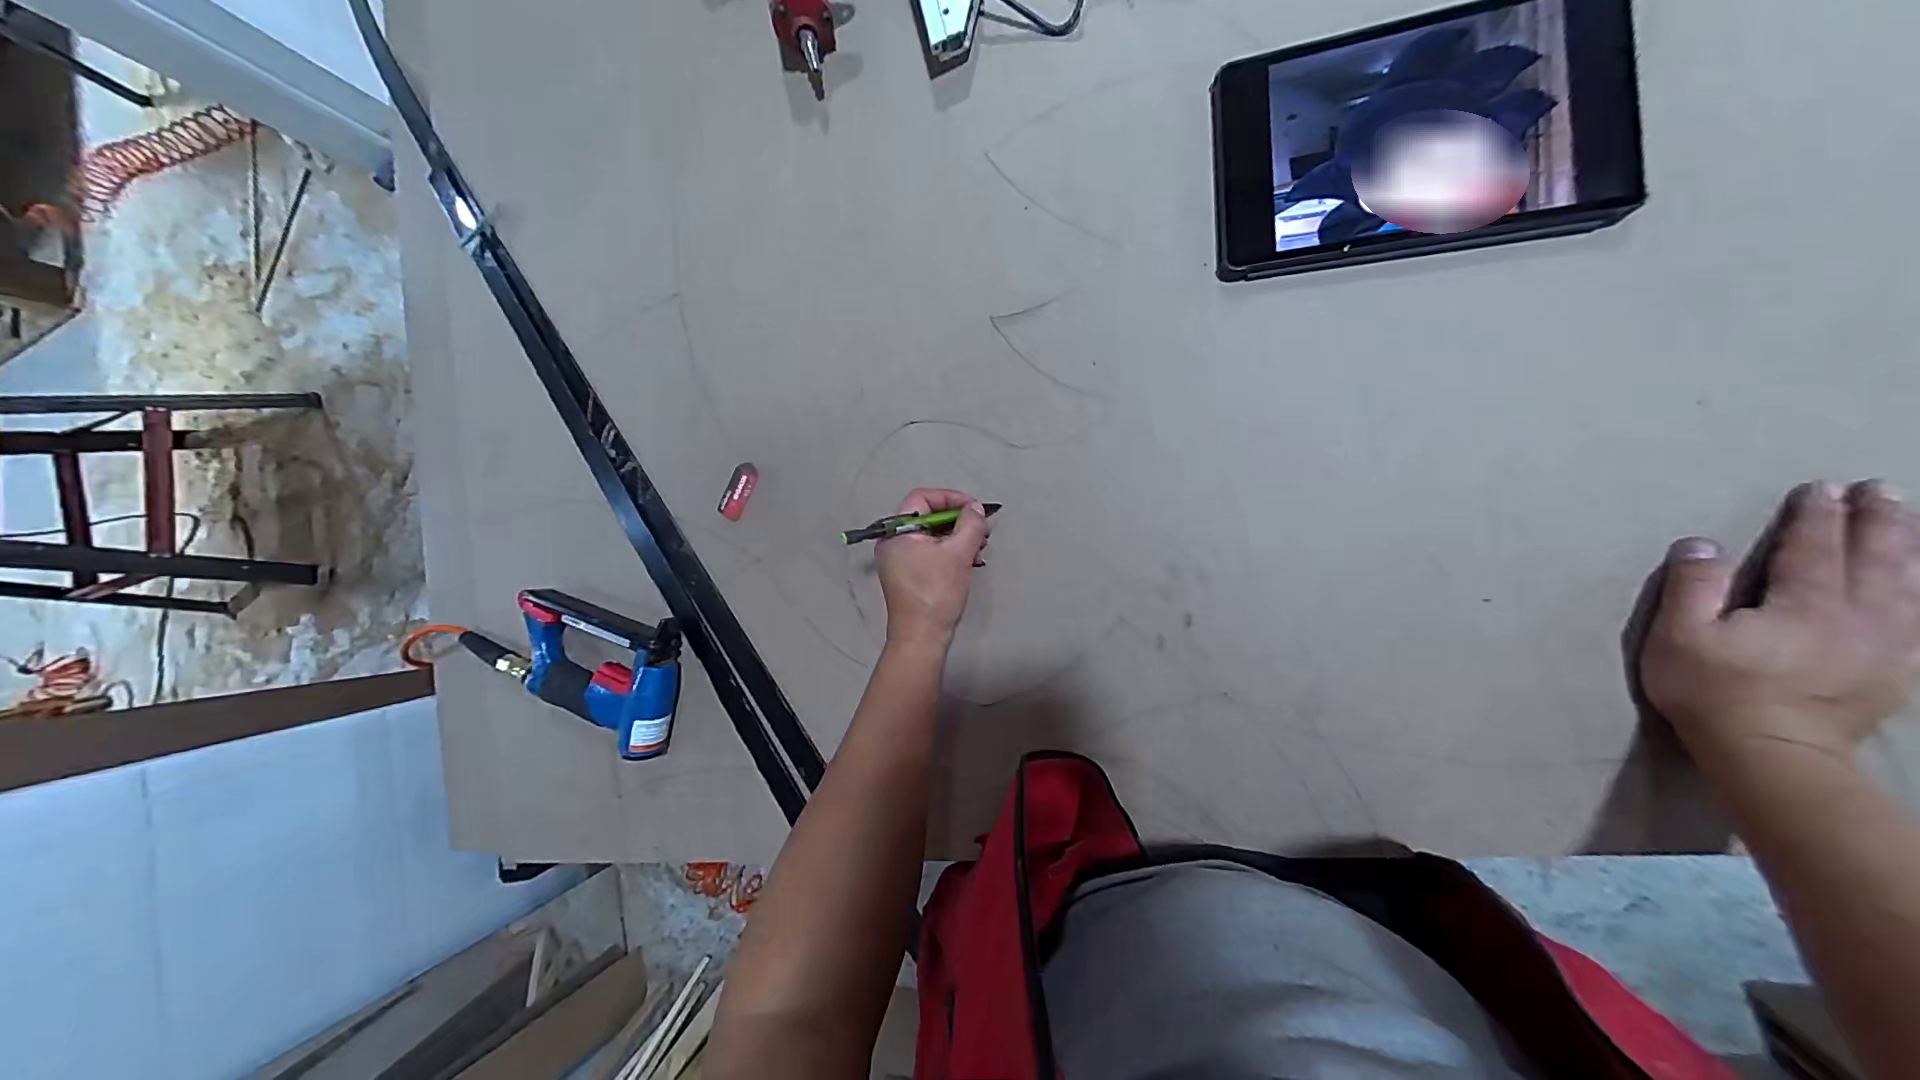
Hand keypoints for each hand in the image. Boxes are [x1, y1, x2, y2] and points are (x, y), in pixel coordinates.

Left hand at [876, 488, 991, 649]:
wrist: (921, 637)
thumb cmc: (935, 593)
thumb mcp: (958, 553)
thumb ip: (970, 524)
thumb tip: (976, 508)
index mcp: (897, 532)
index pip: (923, 498)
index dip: (951, 498)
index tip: (974, 509)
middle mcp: (894, 542)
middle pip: (929, 516)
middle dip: (959, 520)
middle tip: (982, 530)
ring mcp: (900, 560)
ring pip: (933, 536)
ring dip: (959, 537)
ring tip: (981, 548)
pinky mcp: (910, 575)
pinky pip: (931, 552)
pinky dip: (951, 551)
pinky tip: (972, 559)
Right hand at [1640, 480, 1919, 763]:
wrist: (1771, 754)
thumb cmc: (1713, 691)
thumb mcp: (1679, 636)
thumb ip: (1693, 587)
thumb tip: (1703, 545)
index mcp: (1804, 605)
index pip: (1812, 548)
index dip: (1816, 516)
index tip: (1820, 487)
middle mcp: (1859, 616)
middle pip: (1876, 558)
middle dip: (1878, 520)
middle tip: (1879, 488)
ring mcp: (1887, 645)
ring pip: (1912, 584)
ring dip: (1911, 548)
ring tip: (1912, 522)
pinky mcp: (1897, 670)